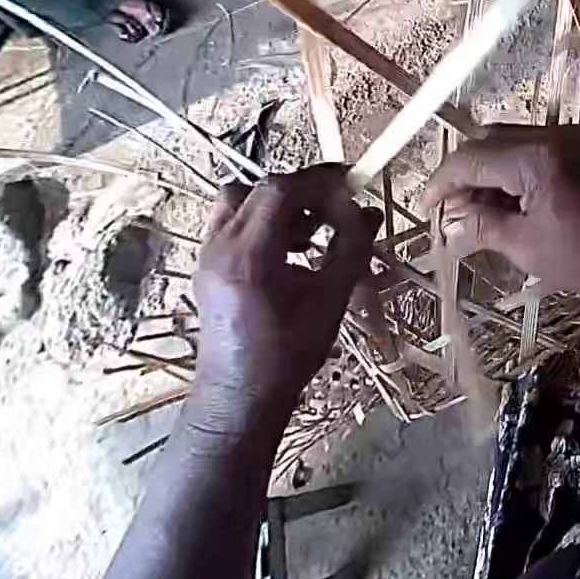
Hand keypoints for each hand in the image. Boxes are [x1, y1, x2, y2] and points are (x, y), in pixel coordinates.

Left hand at [192, 165, 378, 421]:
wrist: (240, 398)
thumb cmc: (288, 353)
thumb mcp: (331, 297)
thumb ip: (352, 247)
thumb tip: (371, 213)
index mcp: (247, 255)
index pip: (279, 190)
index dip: (318, 180)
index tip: (351, 185)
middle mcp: (219, 248)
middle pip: (258, 188)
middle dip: (303, 191)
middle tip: (335, 208)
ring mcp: (208, 256)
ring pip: (242, 202)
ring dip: (282, 206)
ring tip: (314, 232)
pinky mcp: (209, 267)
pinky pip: (236, 224)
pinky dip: (268, 223)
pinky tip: (294, 251)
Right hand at [421, 125, 579, 303]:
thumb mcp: (529, 248)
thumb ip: (484, 226)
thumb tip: (453, 222)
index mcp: (535, 158)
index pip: (470, 158)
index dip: (442, 182)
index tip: (428, 208)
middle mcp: (553, 135)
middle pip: (489, 140)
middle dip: (465, 173)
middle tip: (455, 210)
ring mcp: (574, 136)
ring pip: (512, 141)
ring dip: (491, 169)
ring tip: (482, 209)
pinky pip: (538, 147)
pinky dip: (517, 167)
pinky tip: (514, 199)